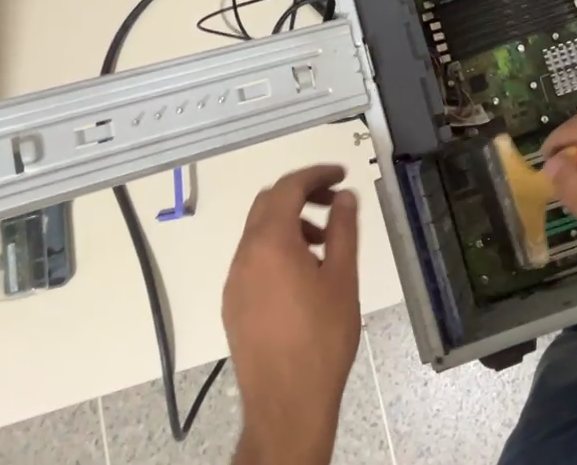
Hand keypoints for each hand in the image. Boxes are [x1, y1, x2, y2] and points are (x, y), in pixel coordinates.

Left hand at [222, 164, 359, 464]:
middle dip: (301, 194)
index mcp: (270, 243)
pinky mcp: (233, 304)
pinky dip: (276, 248)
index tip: (341, 173)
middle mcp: (244, 256)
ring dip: (289, 222)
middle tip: (334, 201)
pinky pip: (252, 259)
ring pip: (258, 232)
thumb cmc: (322, 338)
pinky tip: (303, 273)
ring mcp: (234, 281)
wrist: (287, 404)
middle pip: (267, 204)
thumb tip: (343, 195)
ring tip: (324, 243)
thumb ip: (343, 229)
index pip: (288, 188)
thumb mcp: (343, 277)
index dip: (316, 173)